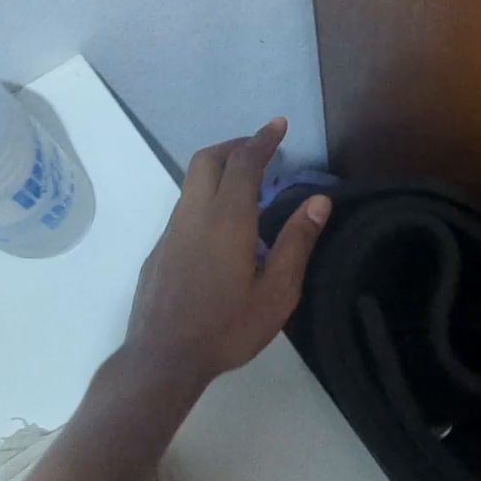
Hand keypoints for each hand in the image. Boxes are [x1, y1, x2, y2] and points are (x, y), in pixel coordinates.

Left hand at [123, 118, 330, 382]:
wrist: (165, 356)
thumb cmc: (228, 327)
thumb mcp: (278, 292)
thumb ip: (297, 242)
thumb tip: (319, 200)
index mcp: (228, 219)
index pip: (245, 163)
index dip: (263, 140)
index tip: (279, 125)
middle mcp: (195, 214)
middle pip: (208, 160)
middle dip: (235, 146)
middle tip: (260, 148)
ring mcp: (172, 231)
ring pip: (192, 182)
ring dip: (219, 169)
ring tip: (246, 183)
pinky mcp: (160, 250)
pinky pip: (185, 207)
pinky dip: (207, 196)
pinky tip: (223, 228)